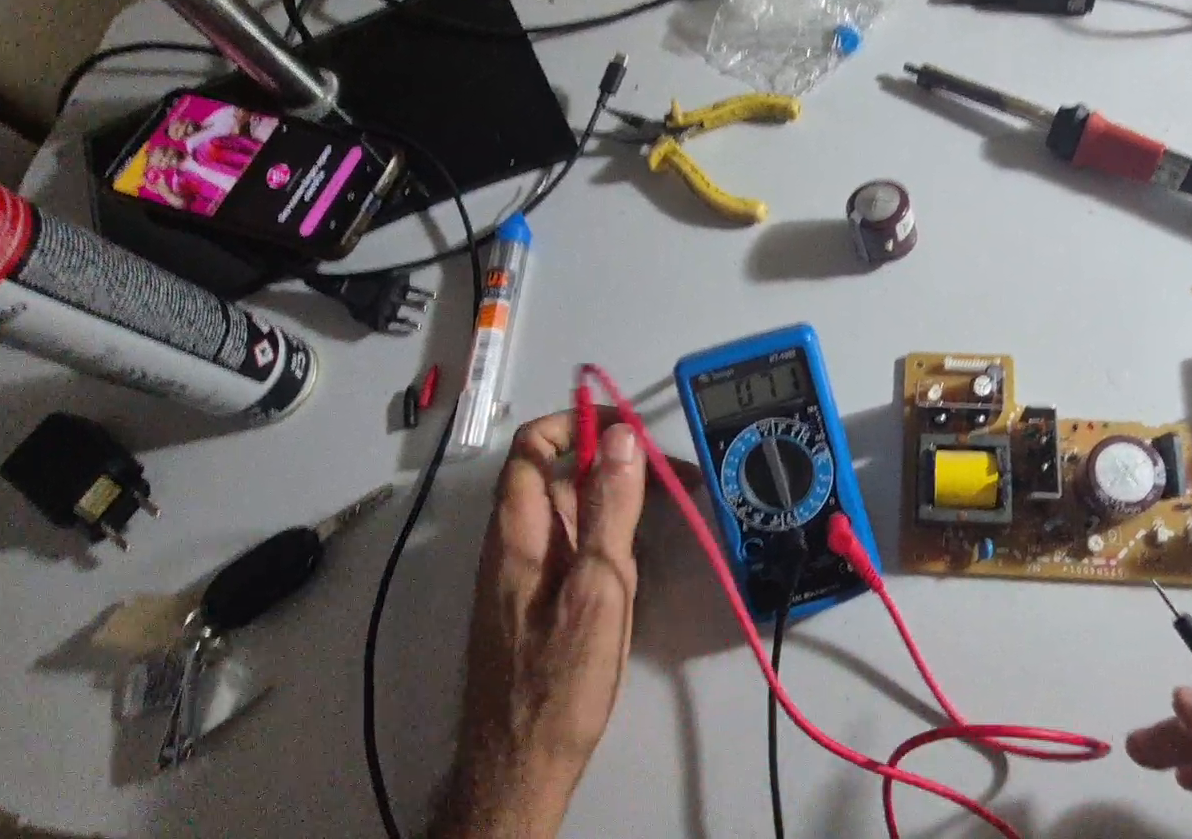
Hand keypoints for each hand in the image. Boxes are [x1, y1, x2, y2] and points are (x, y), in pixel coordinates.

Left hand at [432, 407, 668, 838]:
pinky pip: (578, 547)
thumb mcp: (597, 587)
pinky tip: (641, 558)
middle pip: (561, 478)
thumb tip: (620, 438)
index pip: (533, 449)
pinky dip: (612, 536)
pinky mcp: (544, 598)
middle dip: (615, 465)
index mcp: (518, 533)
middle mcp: (517, 543)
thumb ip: (609, 510)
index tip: (629, 429)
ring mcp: (529, 572)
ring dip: (619, 502)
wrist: (523, 767)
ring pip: (574, 513)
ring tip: (673, 509)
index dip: (577, 425)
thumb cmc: (560, 679)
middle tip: (674, 477)